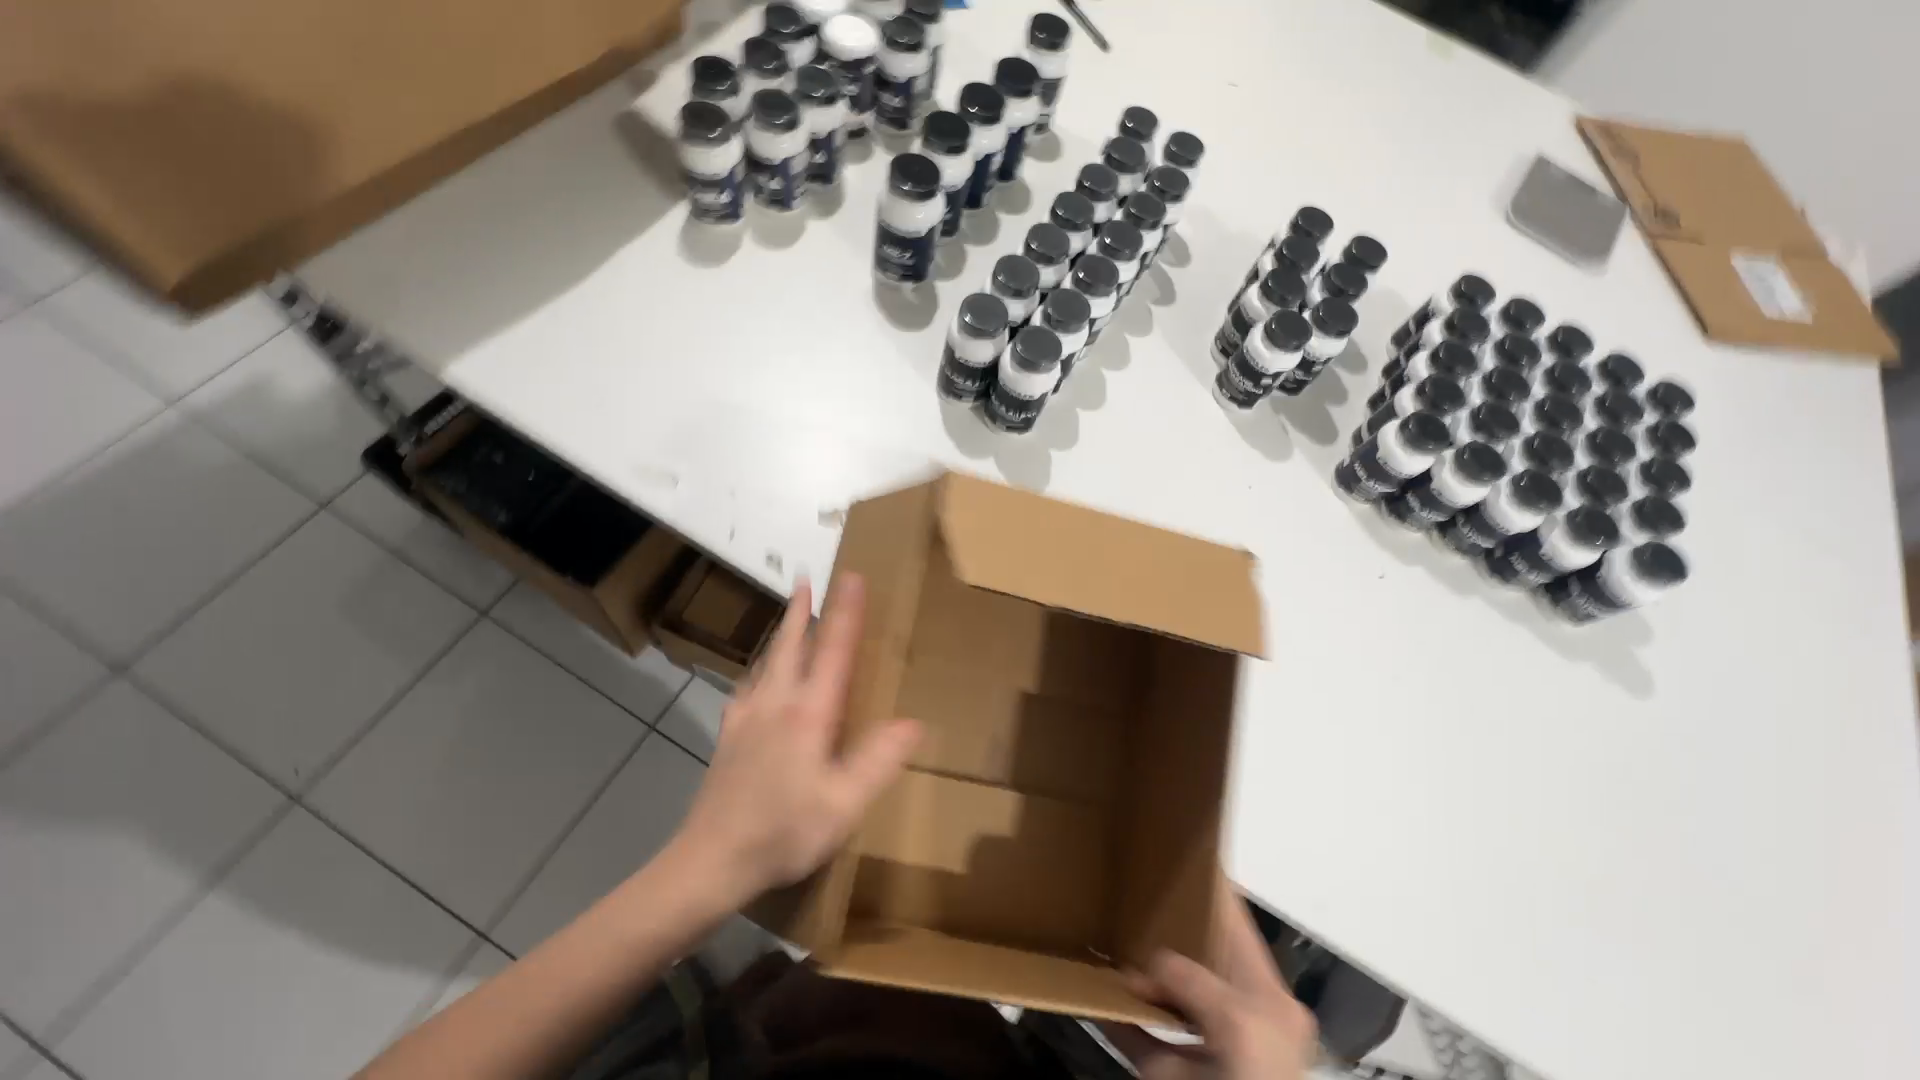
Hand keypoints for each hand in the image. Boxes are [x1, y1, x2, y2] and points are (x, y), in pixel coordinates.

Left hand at [672, 575, 919, 902]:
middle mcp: (776, 705)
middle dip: (803, 611)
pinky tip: (756, 680)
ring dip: (782, 634)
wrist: (710, 860)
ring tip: (790, 615)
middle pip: (791, 646)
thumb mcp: (843, 806)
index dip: (845, 613)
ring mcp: (746, 720)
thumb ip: (877, 761)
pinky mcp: (728, 738)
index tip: (852, 577)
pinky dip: (759, 671)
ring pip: (767, 663)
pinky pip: (748, 689)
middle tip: (808, 579)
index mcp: (808, 715)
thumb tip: (913, 722)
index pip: (833, 652)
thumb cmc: (783, 833)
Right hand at [1104, 886, 1318, 1079]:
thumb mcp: (1238, 1027)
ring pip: (1165, 1000)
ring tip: (1104, 932)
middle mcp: (1238, 1020)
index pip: (1237, 931)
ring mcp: (1202, 1053)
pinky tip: (1090, 992)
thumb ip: (1194, 985)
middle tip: (1130, 891)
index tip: (1178, 858)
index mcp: (1267, 1002)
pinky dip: (1114, 1017)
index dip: (1212, 895)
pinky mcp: (1168, 1077)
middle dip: (1165, 931)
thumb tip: (1144, 967)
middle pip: (1198, 963)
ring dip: (1135, 974)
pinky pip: (1137, 1040)